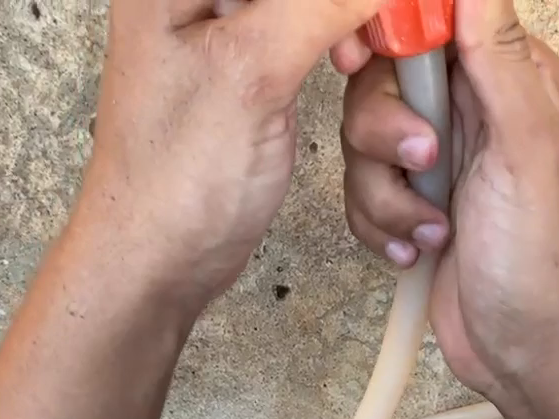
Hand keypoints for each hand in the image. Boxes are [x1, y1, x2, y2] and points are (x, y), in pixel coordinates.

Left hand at [75, 0, 385, 310]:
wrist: (160, 255)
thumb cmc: (180, 176)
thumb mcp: (252, 70)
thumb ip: (319, 2)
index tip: (398, 9)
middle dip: (351, 6)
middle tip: (382, 31)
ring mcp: (223, 21)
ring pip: (310, 2)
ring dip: (350, 17)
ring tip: (367, 51)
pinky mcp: (248, 61)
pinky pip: (307, 24)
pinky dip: (340, 37)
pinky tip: (352, 62)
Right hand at [335, 0, 558, 395]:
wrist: (520, 350)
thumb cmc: (538, 262)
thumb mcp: (530, 151)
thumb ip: (500, 61)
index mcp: (511, 81)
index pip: (436, 19)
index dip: (393, 33)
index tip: (367, 59)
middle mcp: (471, 113)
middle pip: (382, 78)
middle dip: (385, 132)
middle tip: (424, 164)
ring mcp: (437, 164)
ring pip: (362, 141)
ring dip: (386, 195)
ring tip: (432, 232)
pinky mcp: (411, 207)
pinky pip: (362, 192)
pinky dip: (381, 226)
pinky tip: (418, 252)